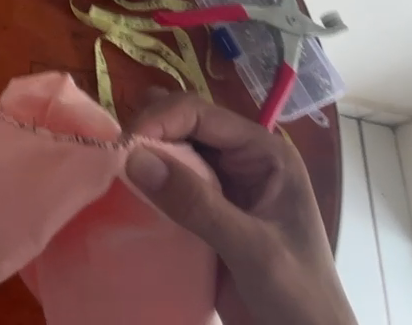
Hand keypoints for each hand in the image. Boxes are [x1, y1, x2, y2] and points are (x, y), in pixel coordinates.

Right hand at [123, 91, 356, 324]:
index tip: (123, 146)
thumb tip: (134, 157)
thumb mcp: (252, 251)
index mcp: (264, 151)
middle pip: (181, 123)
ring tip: (113, 169)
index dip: (159, 120)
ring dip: (143, 155)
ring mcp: (222, 181)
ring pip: (171, 148)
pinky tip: (125, 190)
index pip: (200, 113)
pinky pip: (167, 179)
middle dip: (146, 133)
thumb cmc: (298, 299)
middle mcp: (241, 156)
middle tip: (113, 158)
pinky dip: (145, 180)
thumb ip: (198, 204)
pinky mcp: (204, 207)